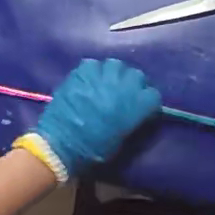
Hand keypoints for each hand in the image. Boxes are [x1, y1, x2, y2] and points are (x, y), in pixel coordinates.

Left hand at [26, 58, 161, 179]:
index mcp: (137, 105)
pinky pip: (92, 64)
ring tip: (105, 83)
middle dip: (132, 84)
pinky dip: (92, 72)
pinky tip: (88, 81)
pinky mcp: (81, 72)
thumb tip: (136, 113)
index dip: (147, 101)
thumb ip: (133, 121)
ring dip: (113, 74)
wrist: (62, 145)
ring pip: (115, 65)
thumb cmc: (94, 149)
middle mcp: (124, 85)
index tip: (141, 106)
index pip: (153, 94)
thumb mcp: (123, 139)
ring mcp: (102, 76)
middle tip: (123, 93)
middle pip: (136, 75)